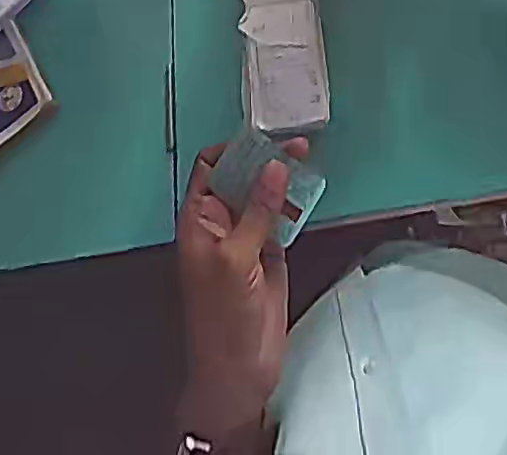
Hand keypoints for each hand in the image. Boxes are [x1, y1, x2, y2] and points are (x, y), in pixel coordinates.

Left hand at [177, 138, 309, 443]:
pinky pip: (281, 214)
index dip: (233, 149)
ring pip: (265, 193)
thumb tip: (274, 166)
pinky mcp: (270, 248)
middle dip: (265, 157)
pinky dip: (294, 200)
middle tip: (294, 142)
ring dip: (283, 176)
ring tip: (305, 157)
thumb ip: (257, 210)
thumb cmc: (221, 317)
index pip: (211, 167)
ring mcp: (247, 234)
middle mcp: (222, 220)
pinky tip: (307, 190)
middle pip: (242, 176)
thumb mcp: (235, 258)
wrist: (239, 372)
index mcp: (200, 218)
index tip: (261, 135)